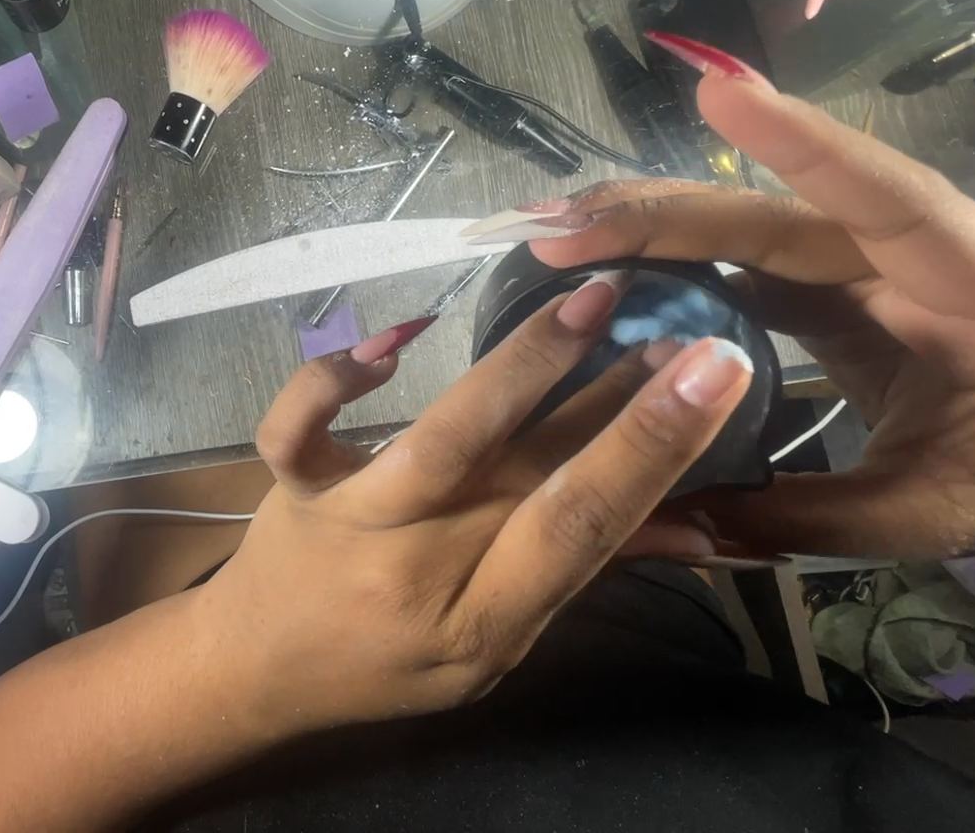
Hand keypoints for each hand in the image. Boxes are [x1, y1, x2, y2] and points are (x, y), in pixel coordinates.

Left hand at [192, 284, 752, 735]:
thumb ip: (578, 574)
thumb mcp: (490, 644)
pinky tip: (392, 341)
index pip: (581, 528)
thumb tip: (697, 526)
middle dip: (607, 395)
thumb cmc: (385, 660)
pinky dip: (333, 379)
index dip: (652, 452)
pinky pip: (298, 427)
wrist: (262, 668)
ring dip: (515, 367)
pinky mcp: (293, 487)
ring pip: (438, 439)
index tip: (713, 375)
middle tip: (665, 323)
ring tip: (576, 306)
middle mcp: (420, 566)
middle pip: (524, 474)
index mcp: (484, 619)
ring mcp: (350, 522)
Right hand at [503, 49, 974, 559]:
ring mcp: (856, 264)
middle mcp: (906, 256)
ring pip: (739, 223)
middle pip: (769, 215)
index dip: (803, 145)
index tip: (718, 95)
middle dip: (659, 214)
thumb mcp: (930, 514)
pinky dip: (664, 252)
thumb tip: (677, 512)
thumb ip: (810, 513)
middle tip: (559, 228)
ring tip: (560, 231)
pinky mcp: (818, 282)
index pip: (888, 202)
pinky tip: (604, 258)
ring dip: (646, 221)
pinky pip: (732, 256)